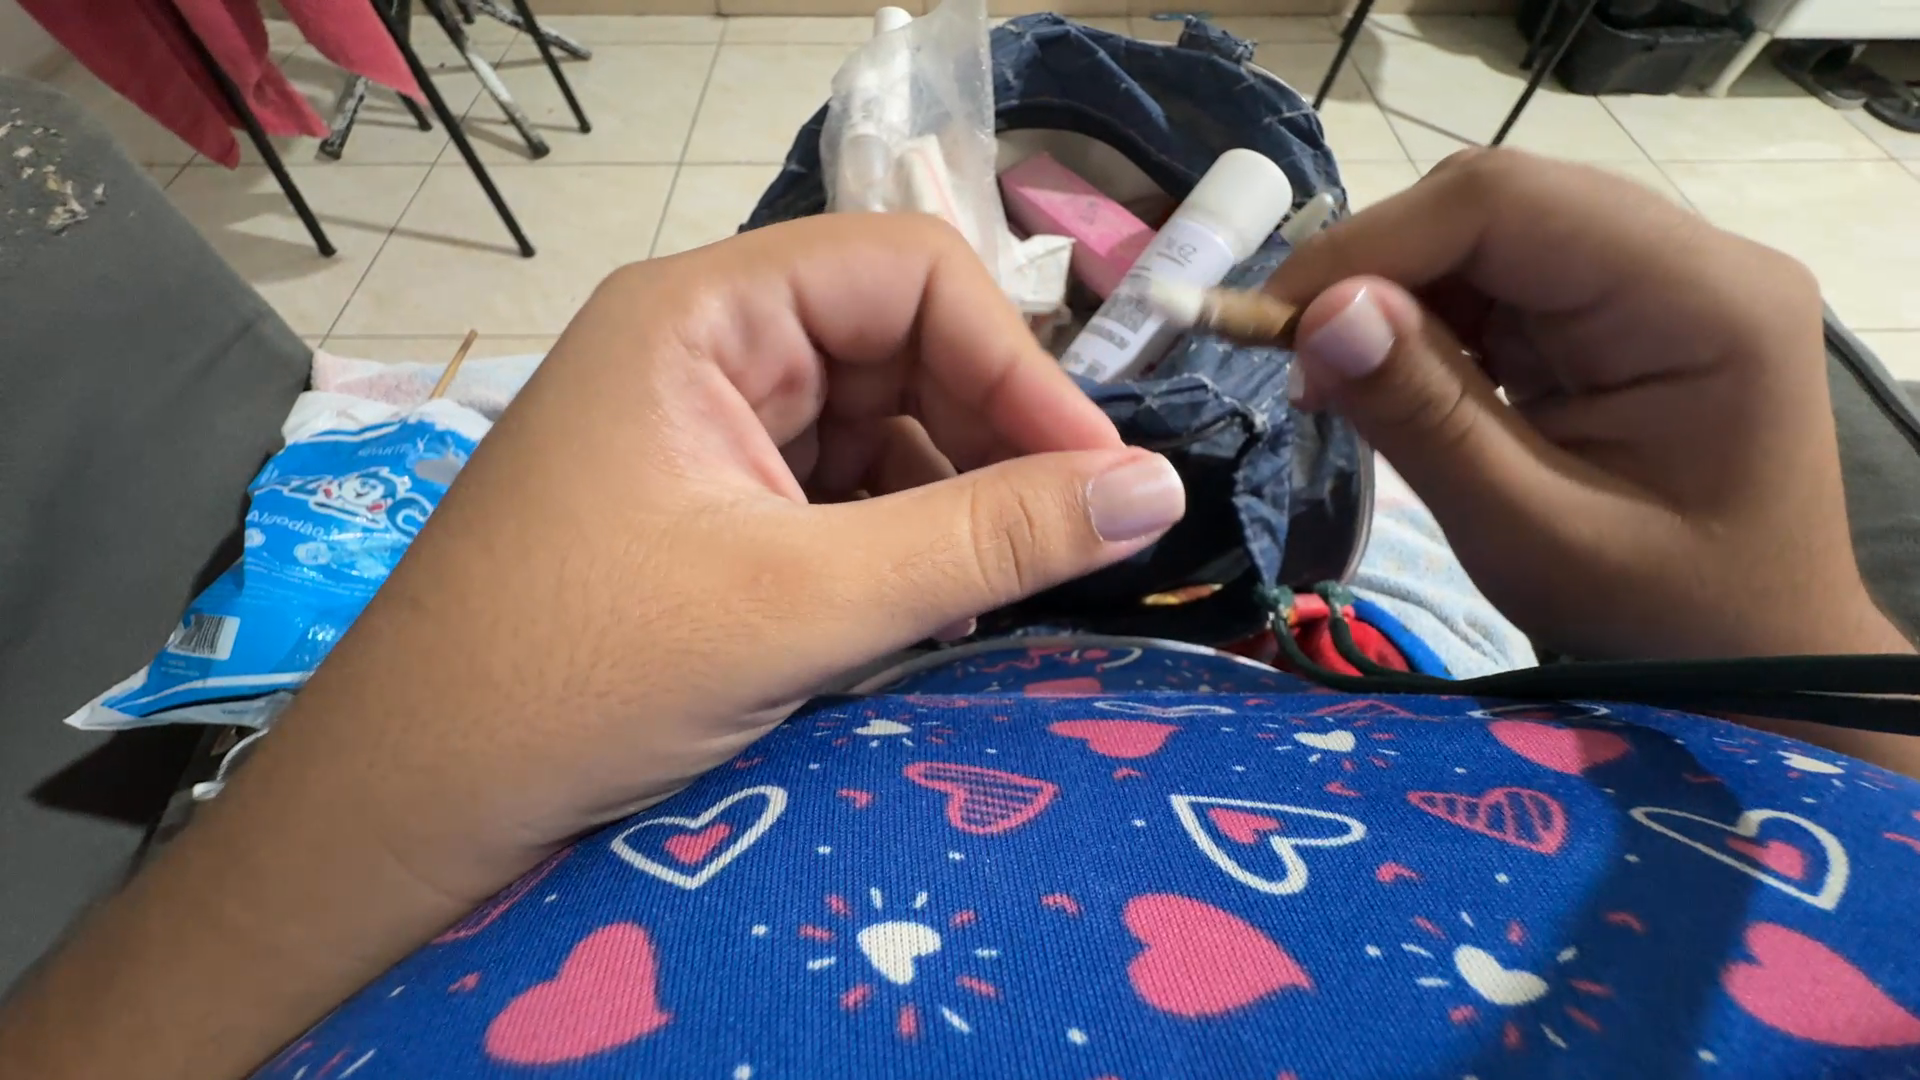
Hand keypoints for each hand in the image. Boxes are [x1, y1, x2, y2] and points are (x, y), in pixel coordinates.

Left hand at [254, 212, 1187, 889]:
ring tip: (994, 587)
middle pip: (905, 354)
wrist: (415, 808)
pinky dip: (908, 544)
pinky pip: (853, 497)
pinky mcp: (725, 510)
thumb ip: (987, 541)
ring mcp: (719, 435)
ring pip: (887, 435)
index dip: (1019, 366)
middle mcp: (713, 354)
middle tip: (1064, 539)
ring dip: (953, 504)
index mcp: (706, 315)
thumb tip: (1156, 490)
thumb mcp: (803, 603)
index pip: (911, 278)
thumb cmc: (580, 678)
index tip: (1099, 474)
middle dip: (992, 443)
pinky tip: (931, 604)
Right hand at [1272, 149, 1906, 662]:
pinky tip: (1382, 380)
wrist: (1735, 642)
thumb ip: (1422, 417)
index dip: (1367, 247)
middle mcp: (1675, 261)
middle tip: (1295, 362)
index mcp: (1693, 300)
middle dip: (1365, 271)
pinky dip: (1404, 326)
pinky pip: (1476, 286)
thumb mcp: (1520, 530)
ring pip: (1469, 239)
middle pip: (1484, 206)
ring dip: (1378, 299)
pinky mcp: (1593, 314)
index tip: (1274, 328)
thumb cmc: (1646, 606)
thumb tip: (1316, 317)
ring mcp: (1635, 282)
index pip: (1503, 204)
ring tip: (1331, 381)